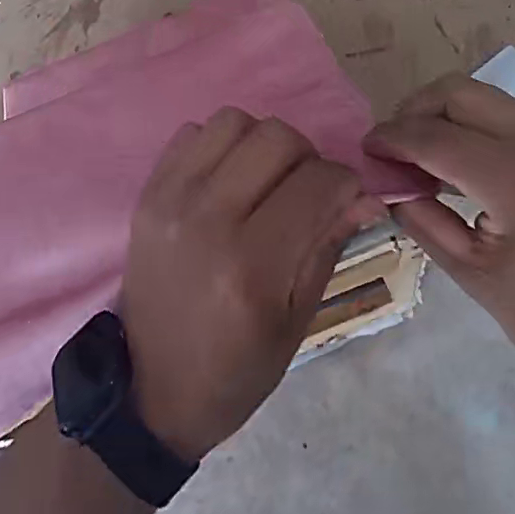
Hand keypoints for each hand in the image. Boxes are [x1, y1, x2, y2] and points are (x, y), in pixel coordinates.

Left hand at [121, 108, 385, 461]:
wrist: (148, 391)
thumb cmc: (235, 369)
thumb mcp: (298, 320)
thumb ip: (329, 245)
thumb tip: (367, 195)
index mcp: (253, 266)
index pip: (320, 182)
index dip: (346, 184)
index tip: (345, 201)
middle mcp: (209, 220)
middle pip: (278, 137)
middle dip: (307, 159)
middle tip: (304, 193)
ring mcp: (171, 201)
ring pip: (235, 121)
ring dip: (261, 145)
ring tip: (263, 183)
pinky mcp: (147, 194)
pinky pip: (193, 133)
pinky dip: (220, 147)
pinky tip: (226, 183)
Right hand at [366, 75, 514, 412]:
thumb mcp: (482, 282)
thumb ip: (427, 222)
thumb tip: (392, 186)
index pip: (436, 136)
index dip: (392, 137)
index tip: (366, 147)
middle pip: (466, 93)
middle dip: (419, 109)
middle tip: (396, 146)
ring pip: (500, 105)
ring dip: (457, 121)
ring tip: (432, 163)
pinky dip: (494, 139)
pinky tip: (484, 178)